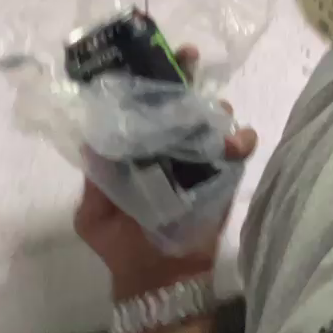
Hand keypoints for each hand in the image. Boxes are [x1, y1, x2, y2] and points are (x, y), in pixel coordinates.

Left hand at [74, 47, 259, 302]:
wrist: (158, 276)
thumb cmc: (123, 241)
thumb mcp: (95, 212)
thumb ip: (96, 177)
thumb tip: (91, 138)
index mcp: (141, 146)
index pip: (146, 103)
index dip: (150, 77)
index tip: (151, 55)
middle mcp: (172, 142)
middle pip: (182, 99)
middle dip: (187, 73)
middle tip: (189, 57)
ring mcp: (203, 153)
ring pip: (214, 114)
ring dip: (215, 107)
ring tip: (213, 112)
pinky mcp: (227, 168)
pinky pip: (241, 144)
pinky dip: (241, 139)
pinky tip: (235, 143)